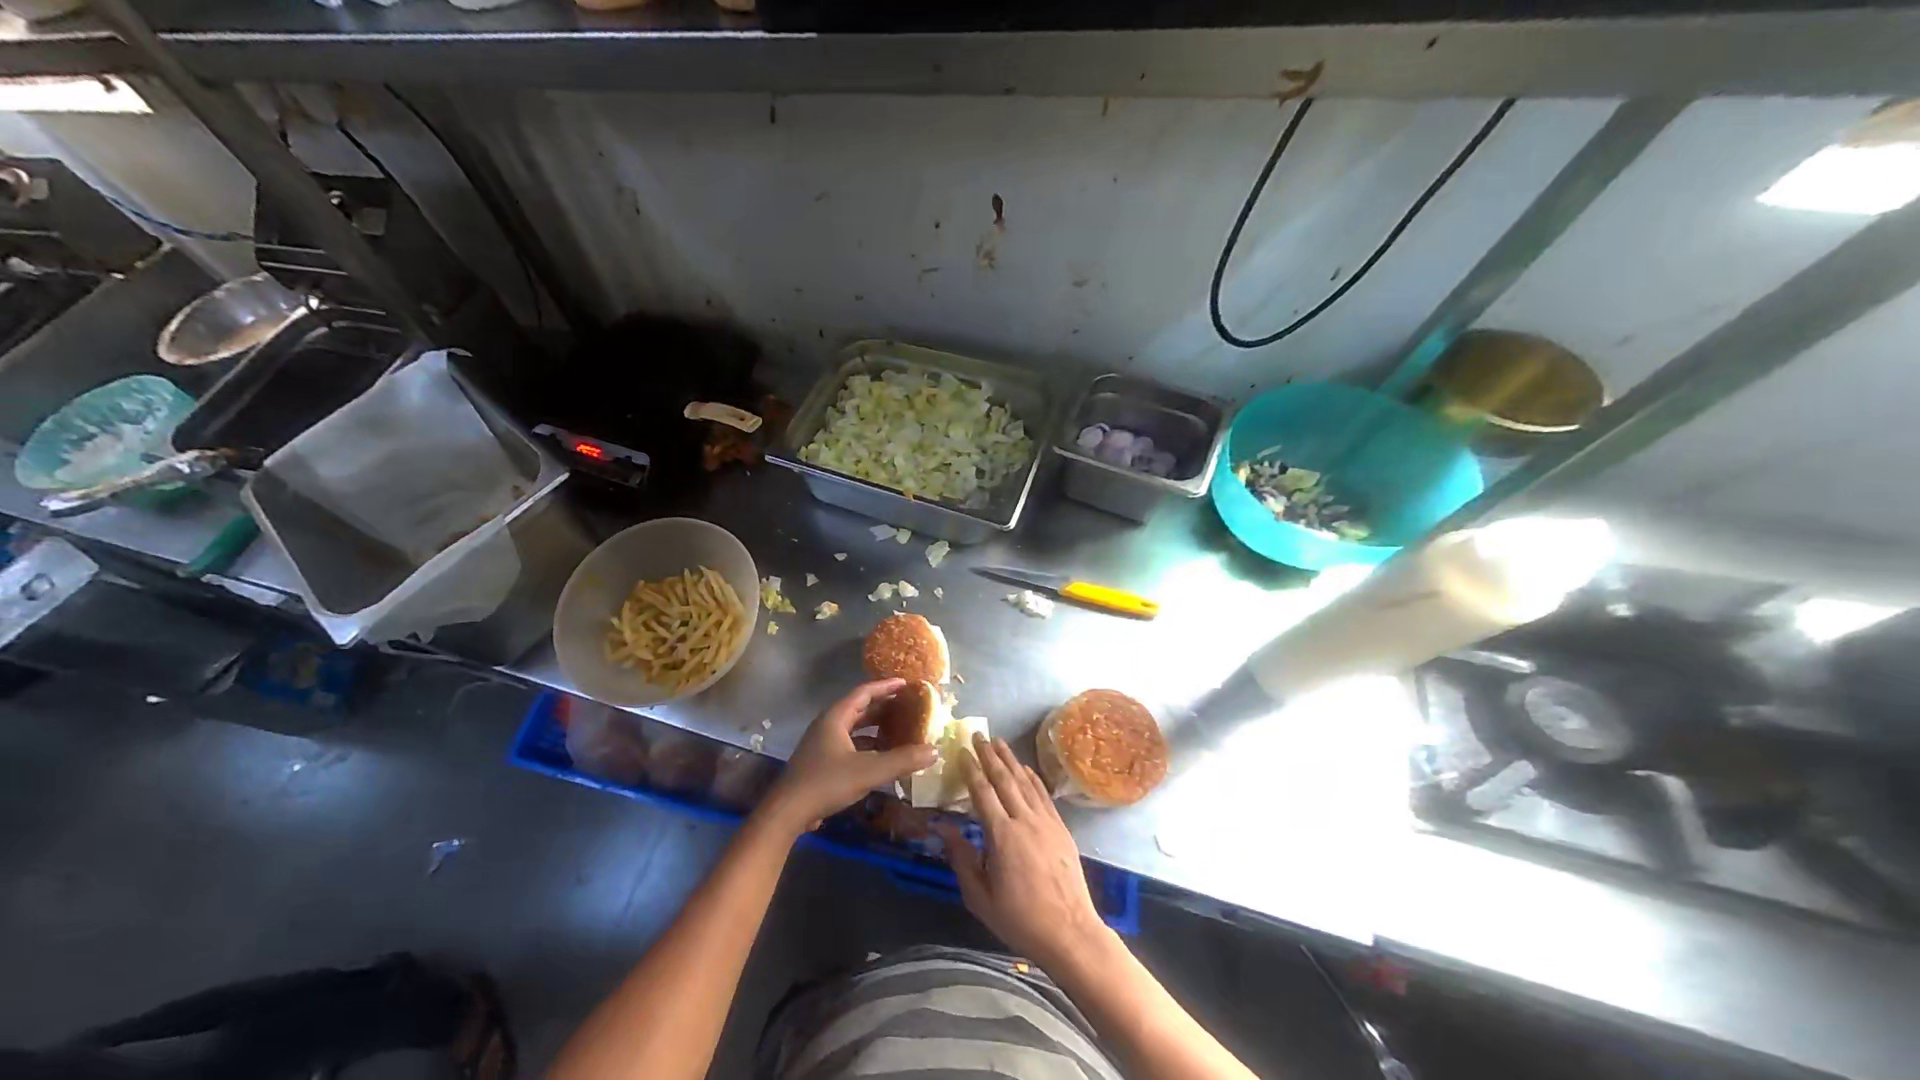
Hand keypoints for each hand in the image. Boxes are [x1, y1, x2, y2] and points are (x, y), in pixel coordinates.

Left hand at [761, 679, 935, 835]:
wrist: (787, 813)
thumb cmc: (827, 782)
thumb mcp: (869, 770)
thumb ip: (903, 760)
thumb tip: (934, 751)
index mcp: (836, 717)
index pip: (864, 692)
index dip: (886, 687)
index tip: (908, 684)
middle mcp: (828, 725)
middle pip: (860, 709)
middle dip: (884, 707)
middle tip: (909, 707)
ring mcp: (822, 744)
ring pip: (854, 728)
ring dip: (876, 728)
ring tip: (901, 730)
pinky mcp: (821, 762)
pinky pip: (849, 745)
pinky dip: (868, 746)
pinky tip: (882, 758)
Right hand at [937, 734, 1109, 970]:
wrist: (1070, 932)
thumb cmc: (1020, 920)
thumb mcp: (980, 897)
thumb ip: (961, 859)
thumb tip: (943, 828)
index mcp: (1002, 836)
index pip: (983, 792)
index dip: (971, 769)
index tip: (962, 751)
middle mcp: (1025, 821)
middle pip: (1005, 779)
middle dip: (990, 755)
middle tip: (979, 735)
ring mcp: (1046, 823)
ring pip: (1026, 783)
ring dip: (1011, 760)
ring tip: (999, 742)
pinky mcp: (1061, 829)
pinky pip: (1044, 795)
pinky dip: (1033, 779)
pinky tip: (1026, 769)